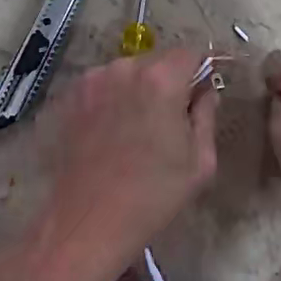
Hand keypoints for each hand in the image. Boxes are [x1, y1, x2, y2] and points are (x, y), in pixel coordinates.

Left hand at [37, 48, 218, 280]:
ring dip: (142, 88)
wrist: (86, 226)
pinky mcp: (73, 97)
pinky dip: (116, 97)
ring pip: (132, 71)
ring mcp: (95, 80)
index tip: (204, 91)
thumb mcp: (200, 160)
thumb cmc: (152, 197)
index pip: (192, 53)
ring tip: (140, 126)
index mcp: (163, 79)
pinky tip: (114, 130)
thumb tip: (206, 92)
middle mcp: (127, 68)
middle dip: (172, 80)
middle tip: (173, 116)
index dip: (201, 70)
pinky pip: (106, 85)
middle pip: (160, 60)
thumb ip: (208, 115)